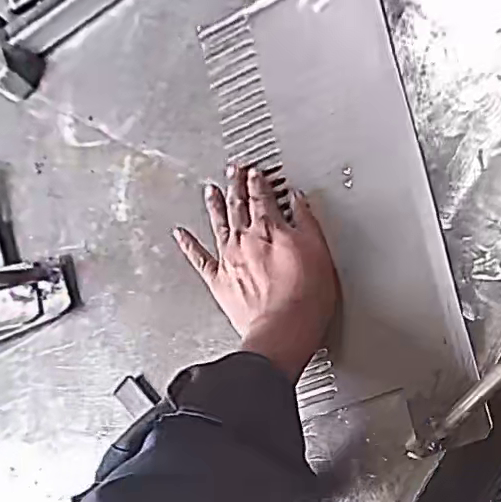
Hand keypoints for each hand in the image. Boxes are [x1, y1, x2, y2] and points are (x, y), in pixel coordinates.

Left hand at [172, 164, 338, 379]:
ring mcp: (230, 260)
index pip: (263, 197)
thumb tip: (299, 202)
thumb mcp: (319, 253)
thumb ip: (307, 223)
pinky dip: (188, 245)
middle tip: (233, 171)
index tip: (256, 172)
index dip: (259, 181)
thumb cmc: (305, 300)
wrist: (284, 330)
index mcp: (271, 230)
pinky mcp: (220, 282)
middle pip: (238, 205)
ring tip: (210, 190)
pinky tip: (181, 234)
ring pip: (218, 223)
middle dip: (236, 185)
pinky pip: (199, 259)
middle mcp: (246, 240)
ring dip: (214, 204)